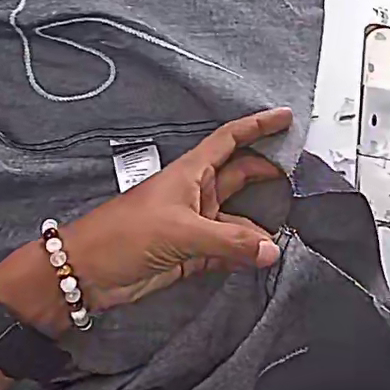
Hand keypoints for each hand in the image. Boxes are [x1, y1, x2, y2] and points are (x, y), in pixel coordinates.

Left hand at [0, 107, 293, 335]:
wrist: (89, 272)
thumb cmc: (121, 234)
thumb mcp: (180, 231)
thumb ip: (229, 241)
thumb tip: (269, 249)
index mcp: (190, 172)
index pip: (230, 140)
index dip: (257, 126)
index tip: (284, 118)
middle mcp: (196, 193)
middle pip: (241, 176)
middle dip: (268, 176)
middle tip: (299, 178)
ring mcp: (196, 222)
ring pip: (239, 218)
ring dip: (258, 228)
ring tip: (282, 236)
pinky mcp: (192, 251)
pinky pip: (229, 248)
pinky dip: (245, 253)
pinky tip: (260, 258)